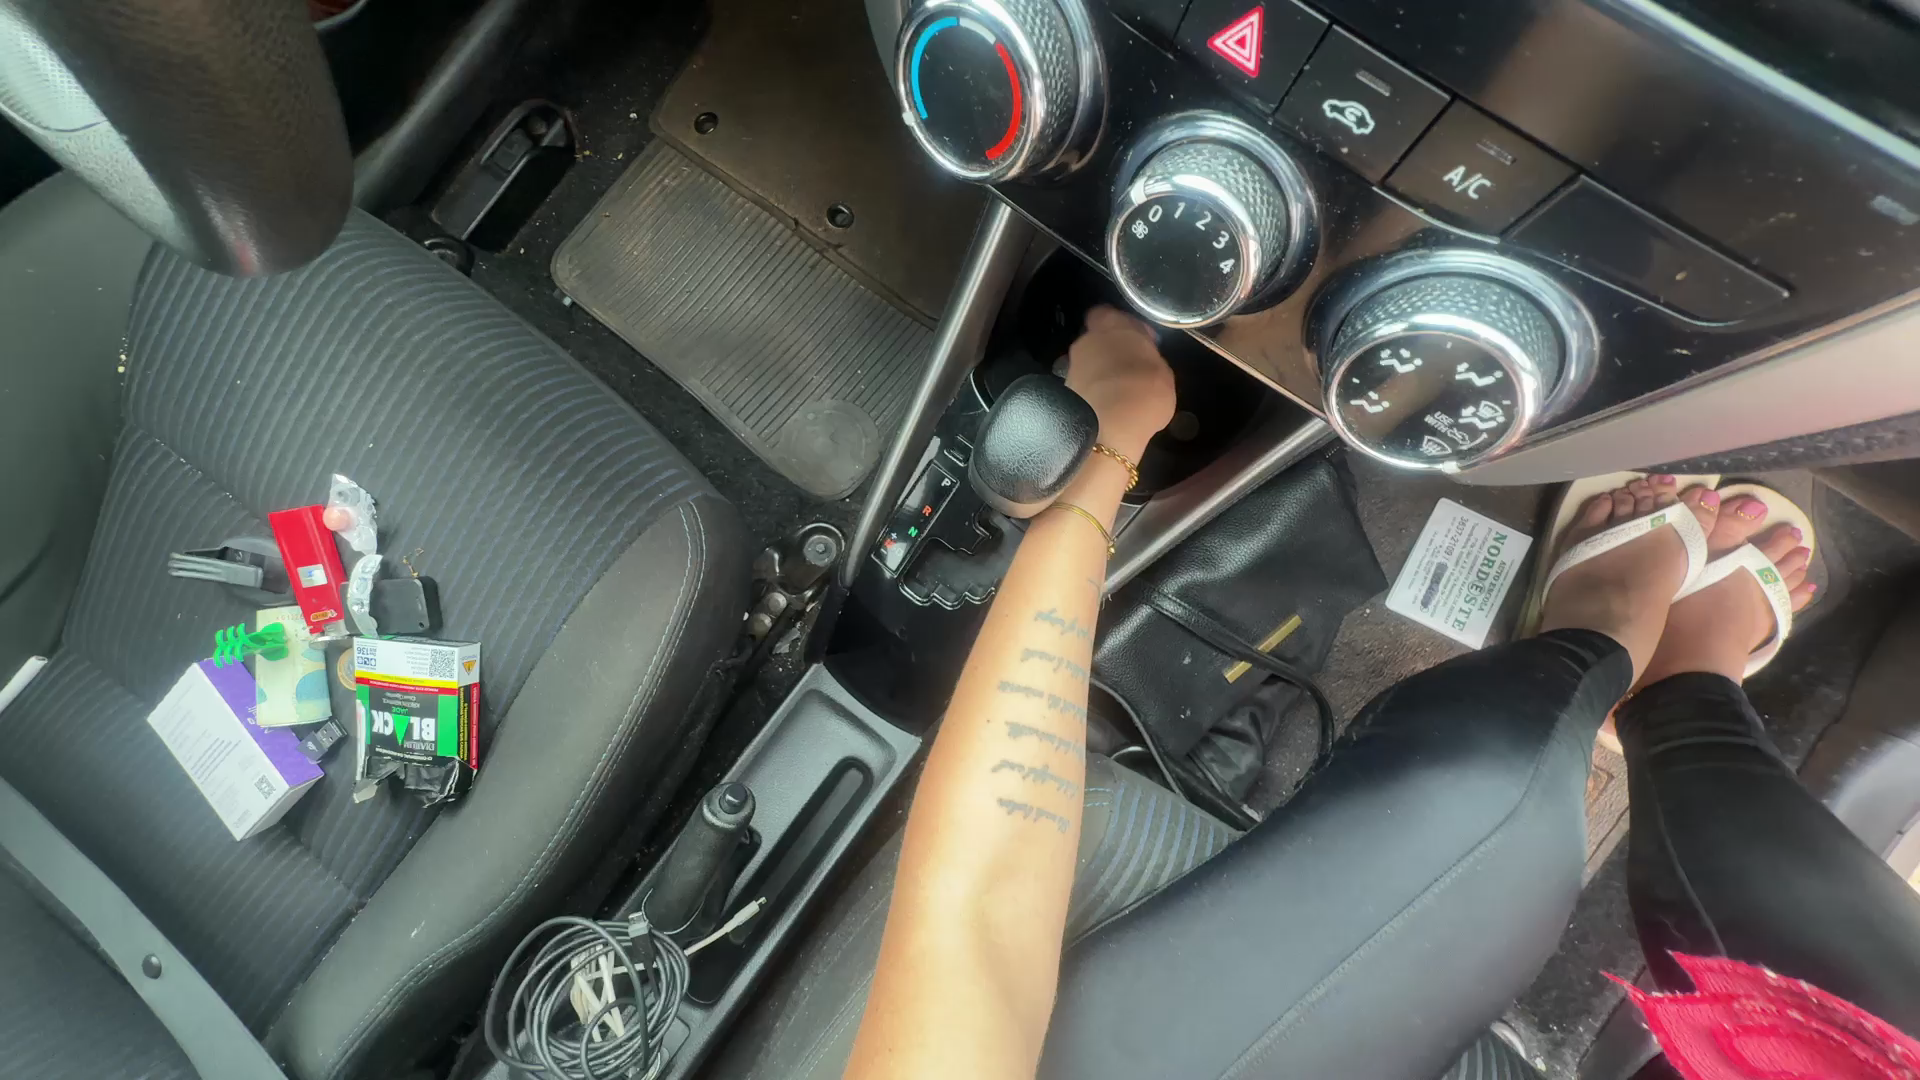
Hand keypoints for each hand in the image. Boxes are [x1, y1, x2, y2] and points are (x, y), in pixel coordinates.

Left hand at [1064, 306, 1175, 460]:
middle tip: (1129, 368)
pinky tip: (1107, 408)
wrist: (1109, 428)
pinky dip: (1093, 394)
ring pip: (1088, 365)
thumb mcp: (1163, 372)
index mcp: (1111, 325)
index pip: (1107, 314)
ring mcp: (1071, 367)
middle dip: (1109, 351)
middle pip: (1096, 340)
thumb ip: (1148, 358)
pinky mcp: (1065, 393)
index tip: (1137, 341)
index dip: (1121, 326)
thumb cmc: (1144, 392)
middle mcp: (1086, 341)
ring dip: (1099, 374)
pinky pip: (1083, 387)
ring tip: (1118, 394)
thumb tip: (1143, 359)